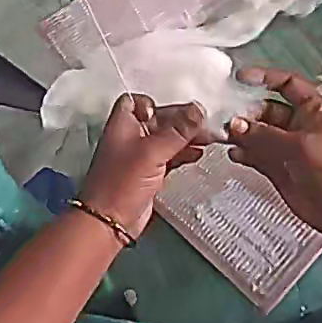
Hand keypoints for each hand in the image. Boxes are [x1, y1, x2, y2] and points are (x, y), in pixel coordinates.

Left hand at [76, 95, 210, 235]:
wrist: (111, 220)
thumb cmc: (123, 180)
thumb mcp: (152, 151)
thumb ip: (177, 130)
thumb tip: (199, 110)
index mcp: (123, 124)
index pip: (136, 101)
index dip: (155, 103)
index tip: (175, 111)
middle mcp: (131, 136)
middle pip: (159, 120)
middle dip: (182, 121)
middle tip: (207, 125)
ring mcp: (141, 155)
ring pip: (167, 139)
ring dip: (187, 137)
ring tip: (210, 138)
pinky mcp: (150, 172)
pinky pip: (170, 156)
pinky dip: (184, 153)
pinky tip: (200, 152)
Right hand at [224, 68, 321, 275]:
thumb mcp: (300, 145)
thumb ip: (265, 134)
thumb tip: (234, 124)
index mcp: (313, 110)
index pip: (288, 85)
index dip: (266, 78)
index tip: (240, 77)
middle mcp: (299, 126)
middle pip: (266, 110)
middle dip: (246, 112)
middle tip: (225, 116)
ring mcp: (287, 148)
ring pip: (258, 133)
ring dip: (241, 133)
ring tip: (223, 135)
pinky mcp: (278, 168)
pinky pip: (256, 155)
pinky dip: (244, 154)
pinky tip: (234, 154)